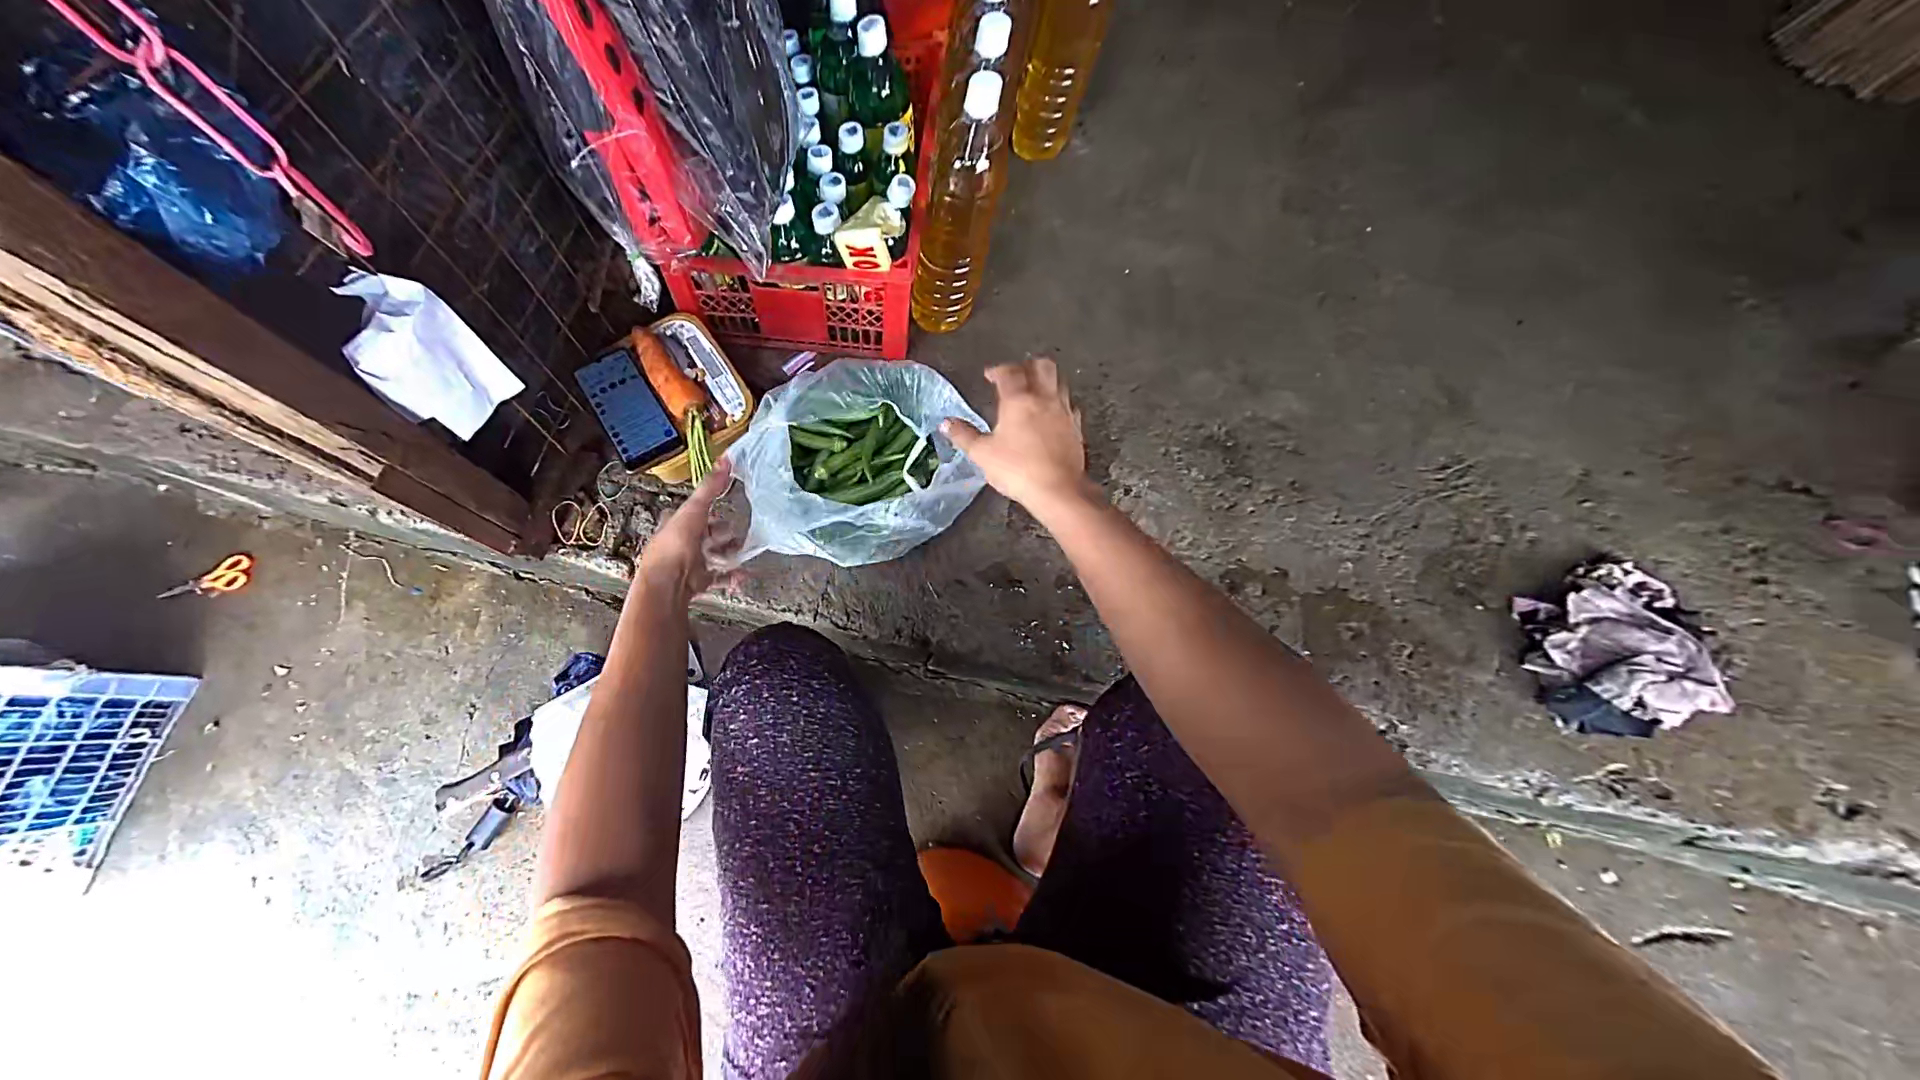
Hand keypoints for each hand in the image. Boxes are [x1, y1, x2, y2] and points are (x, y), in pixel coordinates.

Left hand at [636, 458, 737, 604]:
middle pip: (704, 535)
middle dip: (721, 533)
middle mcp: (680, 543)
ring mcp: (688, 564)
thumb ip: (711, 487)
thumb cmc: (676, 544)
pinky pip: (718, 578)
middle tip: (737, 531)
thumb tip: (726, 459)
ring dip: (729, 554)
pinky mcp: (698, 582)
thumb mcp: (694, 510)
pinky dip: (732, 577)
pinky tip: (743, 575)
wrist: (667, 583)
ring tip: (743, 551)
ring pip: (712, 556)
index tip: (722, 509)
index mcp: (674, 524)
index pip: (691, 513)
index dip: (706, 510)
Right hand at [941, 356, 1096, 514]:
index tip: (990, 375)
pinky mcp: (1076, 428)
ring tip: (1036, 389)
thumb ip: (964, 436)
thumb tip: (946, 423)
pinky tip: (1054, 413)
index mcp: (1018, 400)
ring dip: (1047, 380)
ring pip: (1060, 382)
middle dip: (1028, 365)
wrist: (1058, 489)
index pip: (1009, 373)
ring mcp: (1064, 412)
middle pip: (1042, 366)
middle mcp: (1044, 399)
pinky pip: (1070, 406)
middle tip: (1017, 373)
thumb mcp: (982, 454)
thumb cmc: (1018, 470)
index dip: (998, 370)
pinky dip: (1060, 403)